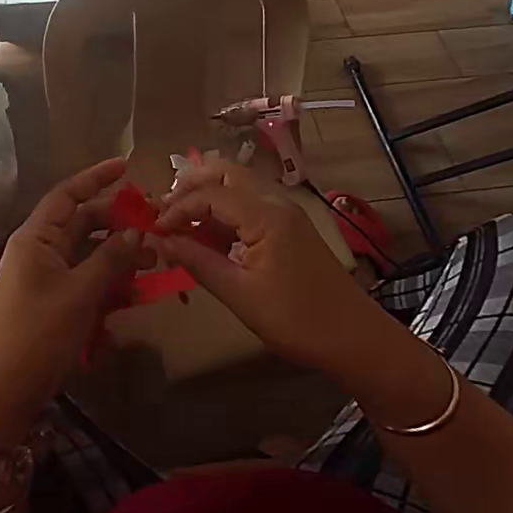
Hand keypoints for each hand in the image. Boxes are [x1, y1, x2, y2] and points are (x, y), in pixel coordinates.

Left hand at [0, 158, 150, 447]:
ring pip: (88, 254)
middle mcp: (39, 250)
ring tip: (154, 262)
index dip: (96, 178)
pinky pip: (85, 282)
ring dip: (119, 256)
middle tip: (155, 223)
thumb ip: (111, 260)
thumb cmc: (36, 336)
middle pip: (82, 223)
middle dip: (118, 222)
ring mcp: (45, 278)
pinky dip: (108, 284)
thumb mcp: (79, 295)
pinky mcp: (53, 304)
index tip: (127, 166)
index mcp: (36, 237)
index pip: (68, 194)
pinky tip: (133, 293)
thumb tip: (139, 233)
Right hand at [150, 164, 400, 383]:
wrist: (357, 340)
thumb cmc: (298, 320)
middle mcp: (276, 202)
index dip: (177, 208)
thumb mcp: (240, 294)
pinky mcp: (289, 226)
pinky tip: (209, 237)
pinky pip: (249, 203)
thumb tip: (161, 241)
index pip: (209, 193)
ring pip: (238, 184)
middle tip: (164, 212)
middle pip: (225, 173)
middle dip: (190, 186)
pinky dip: (224, 210)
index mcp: (265, 215)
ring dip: (207, 196)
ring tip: (181, 223)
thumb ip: (198, 261)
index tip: (155, 230)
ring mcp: (285, 212)